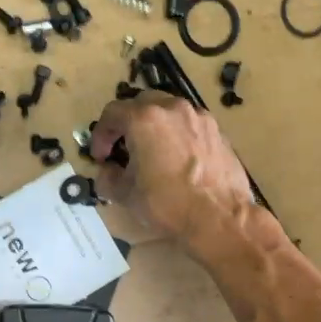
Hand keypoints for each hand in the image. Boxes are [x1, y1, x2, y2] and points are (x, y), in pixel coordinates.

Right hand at [87, 92, 253, 251]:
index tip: (101, 156)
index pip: (113, 113)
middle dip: (128, 124)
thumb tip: (107, 171)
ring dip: (154, 126)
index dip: (101, 134)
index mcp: (145, 119)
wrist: (219, 217)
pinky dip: (177, 135)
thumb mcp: (126, 196)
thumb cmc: (167, 204)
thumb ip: (108, 178)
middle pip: (142, 104)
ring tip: (152, 152)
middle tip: (124, 148)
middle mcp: (172, 109)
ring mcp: (199, 117)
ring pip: (168, 111)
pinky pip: (189, 125)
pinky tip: (178, 160)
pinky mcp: (217, 131)